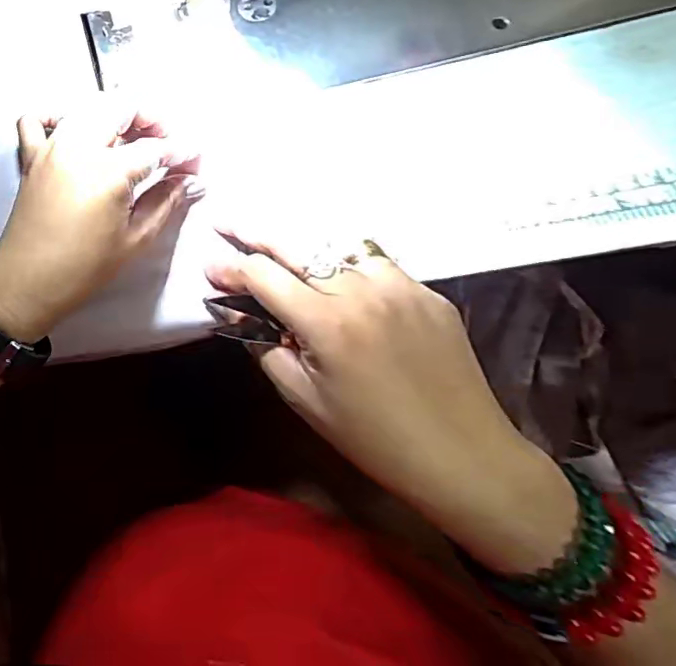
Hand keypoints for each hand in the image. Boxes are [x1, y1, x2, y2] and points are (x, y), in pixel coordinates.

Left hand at [0, 105, 201, 343]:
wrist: (27, 283)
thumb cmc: (84, 267)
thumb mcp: (136, 238)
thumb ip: (165, 200)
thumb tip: (190, 179)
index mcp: (108, 170)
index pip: (156, 147)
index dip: (183, 152)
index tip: (196, 162)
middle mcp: (79, 146)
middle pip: (122, 106)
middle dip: (152, 118)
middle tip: (167, 142)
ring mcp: (51, 146)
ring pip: (88, 105)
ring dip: (116, 113)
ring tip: (132, 136)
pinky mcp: (31, 155)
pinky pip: (38, 118)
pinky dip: (58, 116)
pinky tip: (77, 132)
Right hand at [205, 229, 576, 573]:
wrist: (464, 456)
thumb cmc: (373, 439)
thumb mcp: (305, 400)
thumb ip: (265, 348)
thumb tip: (240, 313)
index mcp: (327, 323)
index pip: (264, 276)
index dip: (230, 268)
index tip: (210, 267)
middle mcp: (361, 290)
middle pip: (296, 243)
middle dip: (254, 229)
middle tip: (226, 219)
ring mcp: (400, 284)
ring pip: (338, 244)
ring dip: (303, 242)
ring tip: (280, 242)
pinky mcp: (427, 290)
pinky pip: (377, 264)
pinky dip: (348, 264)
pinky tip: (338, 274)